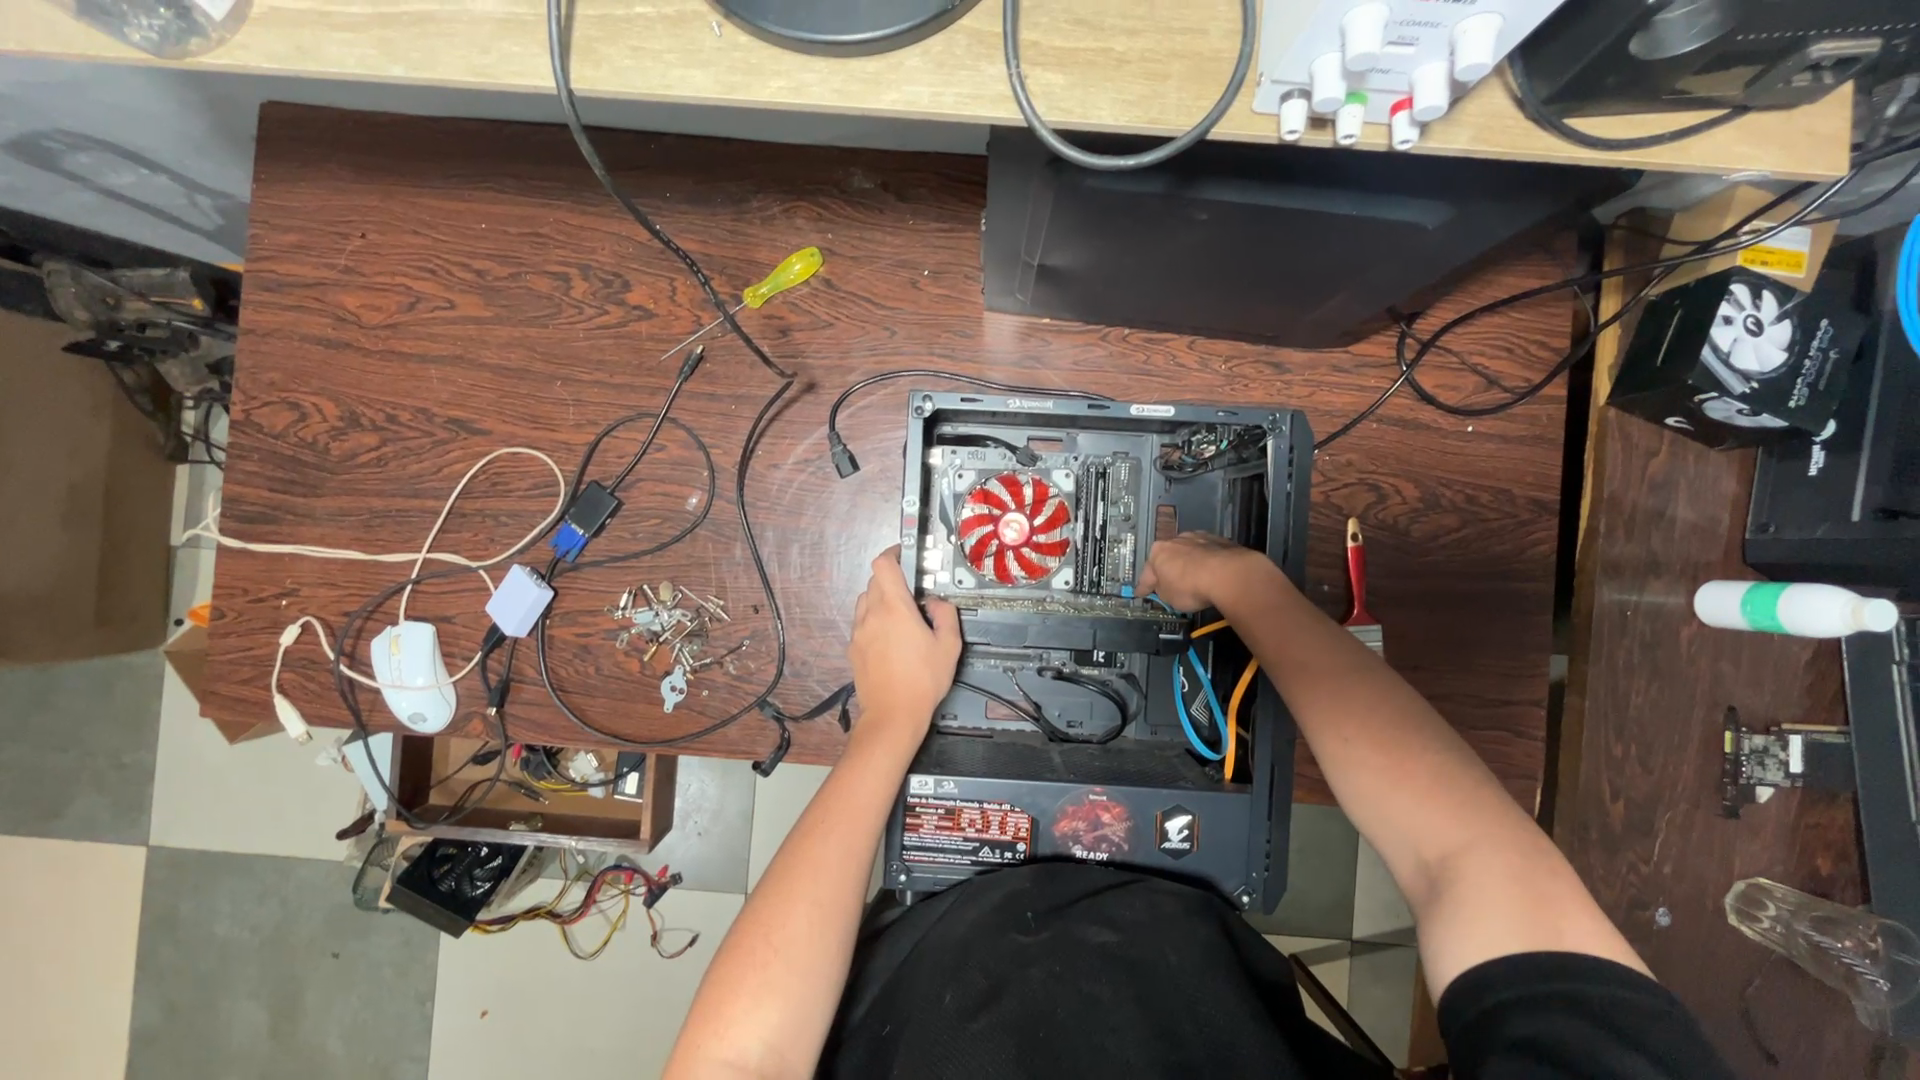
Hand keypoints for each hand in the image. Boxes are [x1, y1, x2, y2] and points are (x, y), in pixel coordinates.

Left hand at [848, 546, 961, 752]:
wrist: (892, 716)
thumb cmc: (924, 680)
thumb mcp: (949, 647)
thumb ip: (946, 616)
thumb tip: (937, 602)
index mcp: (894, 608)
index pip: (883, 564)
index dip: (894, 554)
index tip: (907, 557)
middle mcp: (871, 615)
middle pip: (875, 580)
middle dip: (893, 580)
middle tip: (914, 593)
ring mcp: (858, 631)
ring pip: (866, 600)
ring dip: (881, 599)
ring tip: (902, 617)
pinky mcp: (853, 648)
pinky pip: (862, 622)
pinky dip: (874, 620)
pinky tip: (891, 638)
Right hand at [1136, 532, 1271, 611]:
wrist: (1228, 575)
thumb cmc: (1190, 587)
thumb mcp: (1168, 598)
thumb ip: (1162, 591)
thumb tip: (1165, 588)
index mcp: (1158, 552)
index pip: (1147, 574)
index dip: (1144, 587)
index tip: (1141, 593)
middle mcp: (1176, 540)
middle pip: (1168, 558)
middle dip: (1168, 570)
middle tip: (1169, 586)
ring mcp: (1199, 537)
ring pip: (1189, 553)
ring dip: (1189, 564)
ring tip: (1194, 579)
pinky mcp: (1220, 541)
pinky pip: (1208, 554)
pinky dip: (1207, 562)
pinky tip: (1211, 574)